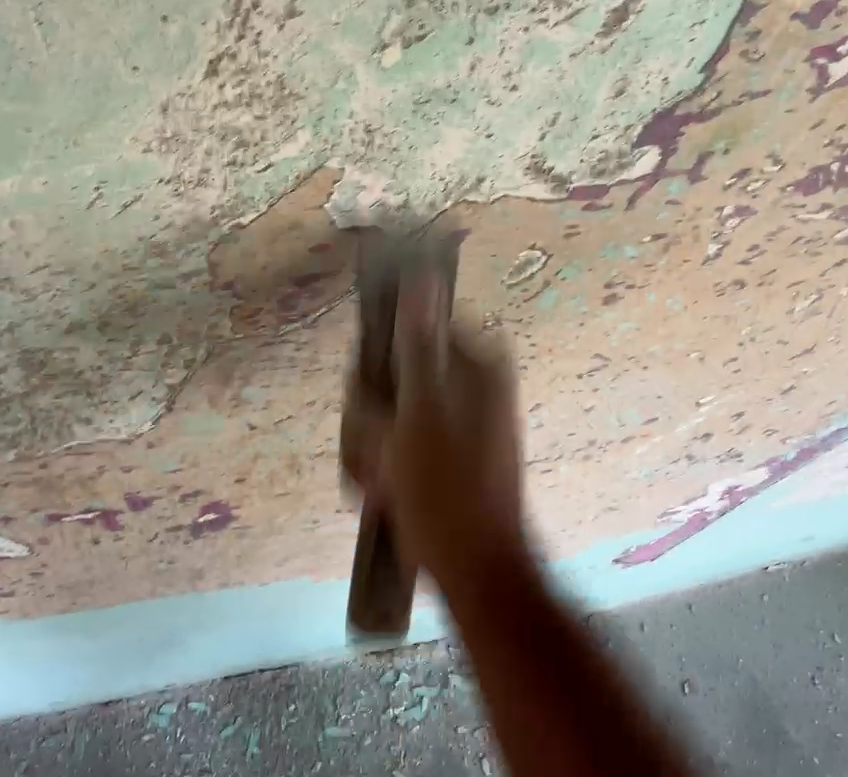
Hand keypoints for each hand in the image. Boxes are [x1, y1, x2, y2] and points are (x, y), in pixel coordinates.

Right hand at [342, 269, 525, 583]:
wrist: (476, 573)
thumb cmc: (445, 492)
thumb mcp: (422, 411)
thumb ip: (416, 342)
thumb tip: (420, 273)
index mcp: (477, 364)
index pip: (409, 327)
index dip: (380, 359)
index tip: (370, 394)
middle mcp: (473, 386)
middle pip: (396, 370)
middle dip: (373, 413)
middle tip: (376, 451)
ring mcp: (461, 422)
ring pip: (390, 410)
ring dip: (373, 444)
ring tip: (380, 481)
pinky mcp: (448, 453)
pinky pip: (400, 440)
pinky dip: (385, 463)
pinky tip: (384, 492)